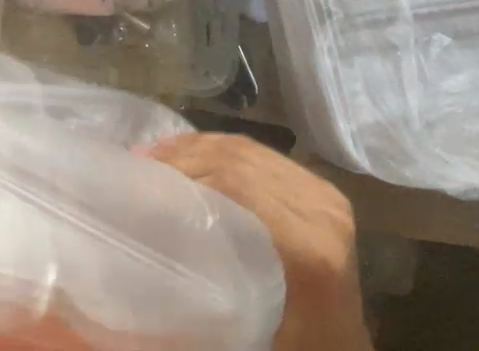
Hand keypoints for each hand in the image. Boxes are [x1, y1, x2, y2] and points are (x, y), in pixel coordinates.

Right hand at [147, 133, 371, 350]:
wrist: (339, 346)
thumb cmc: (290, 339)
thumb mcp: (247, 318)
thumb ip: (206, 271)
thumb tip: (143, 228)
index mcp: (309, 248)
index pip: (237, 183)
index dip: (185, 171)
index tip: (143, 179)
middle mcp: (322, 211)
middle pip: (239, 159)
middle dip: (182, 155)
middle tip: (139, 163)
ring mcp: (324, 195)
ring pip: (246, 149)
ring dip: (195, 147)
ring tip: (154, 155)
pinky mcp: (319, 188)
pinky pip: (260, 152)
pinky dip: (217, 147)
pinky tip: (187, 153)